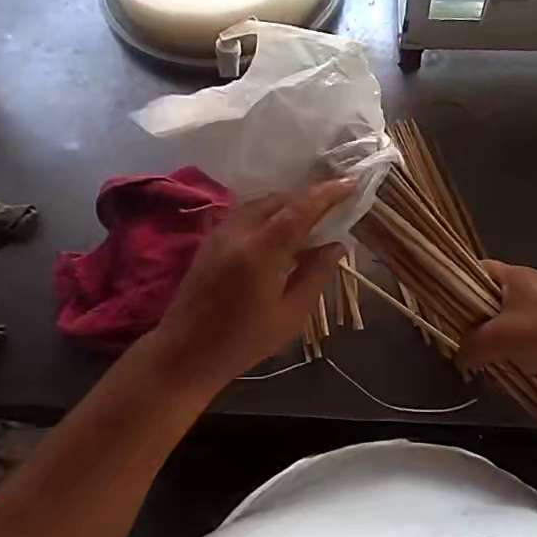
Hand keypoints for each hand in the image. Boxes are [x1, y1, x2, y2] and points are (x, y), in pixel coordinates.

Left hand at [141, 179, 353, 384]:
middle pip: (280, 199)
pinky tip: (284, 223)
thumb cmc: (244, 341)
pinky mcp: (213, 238)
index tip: (351, 184)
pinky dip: (271, 209)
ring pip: (262, 201)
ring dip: (291, 200)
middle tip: (338, 198)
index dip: (327, 194)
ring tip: (316, 209)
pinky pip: (248, 210)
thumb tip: (337, 245)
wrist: (186, 352)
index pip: (300, 210)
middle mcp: (239, 232)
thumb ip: (316, 275)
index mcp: (261, 252)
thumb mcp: (291, 315)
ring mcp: (222, 232)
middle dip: (311, 195)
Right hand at [457, 262, 536, 400]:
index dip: (454, 287)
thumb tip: (458, 358)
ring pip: (505, 324)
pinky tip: (514, 375)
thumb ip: (471, 346)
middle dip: (474, 326)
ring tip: (488, 368)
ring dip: (494, 346)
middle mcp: (530, 286)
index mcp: (516, 276)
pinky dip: (515, 355)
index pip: (475, 270)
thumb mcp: (502, 339)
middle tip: (464, 349)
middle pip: (488, 300)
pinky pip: (525, 340)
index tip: (442, 314)